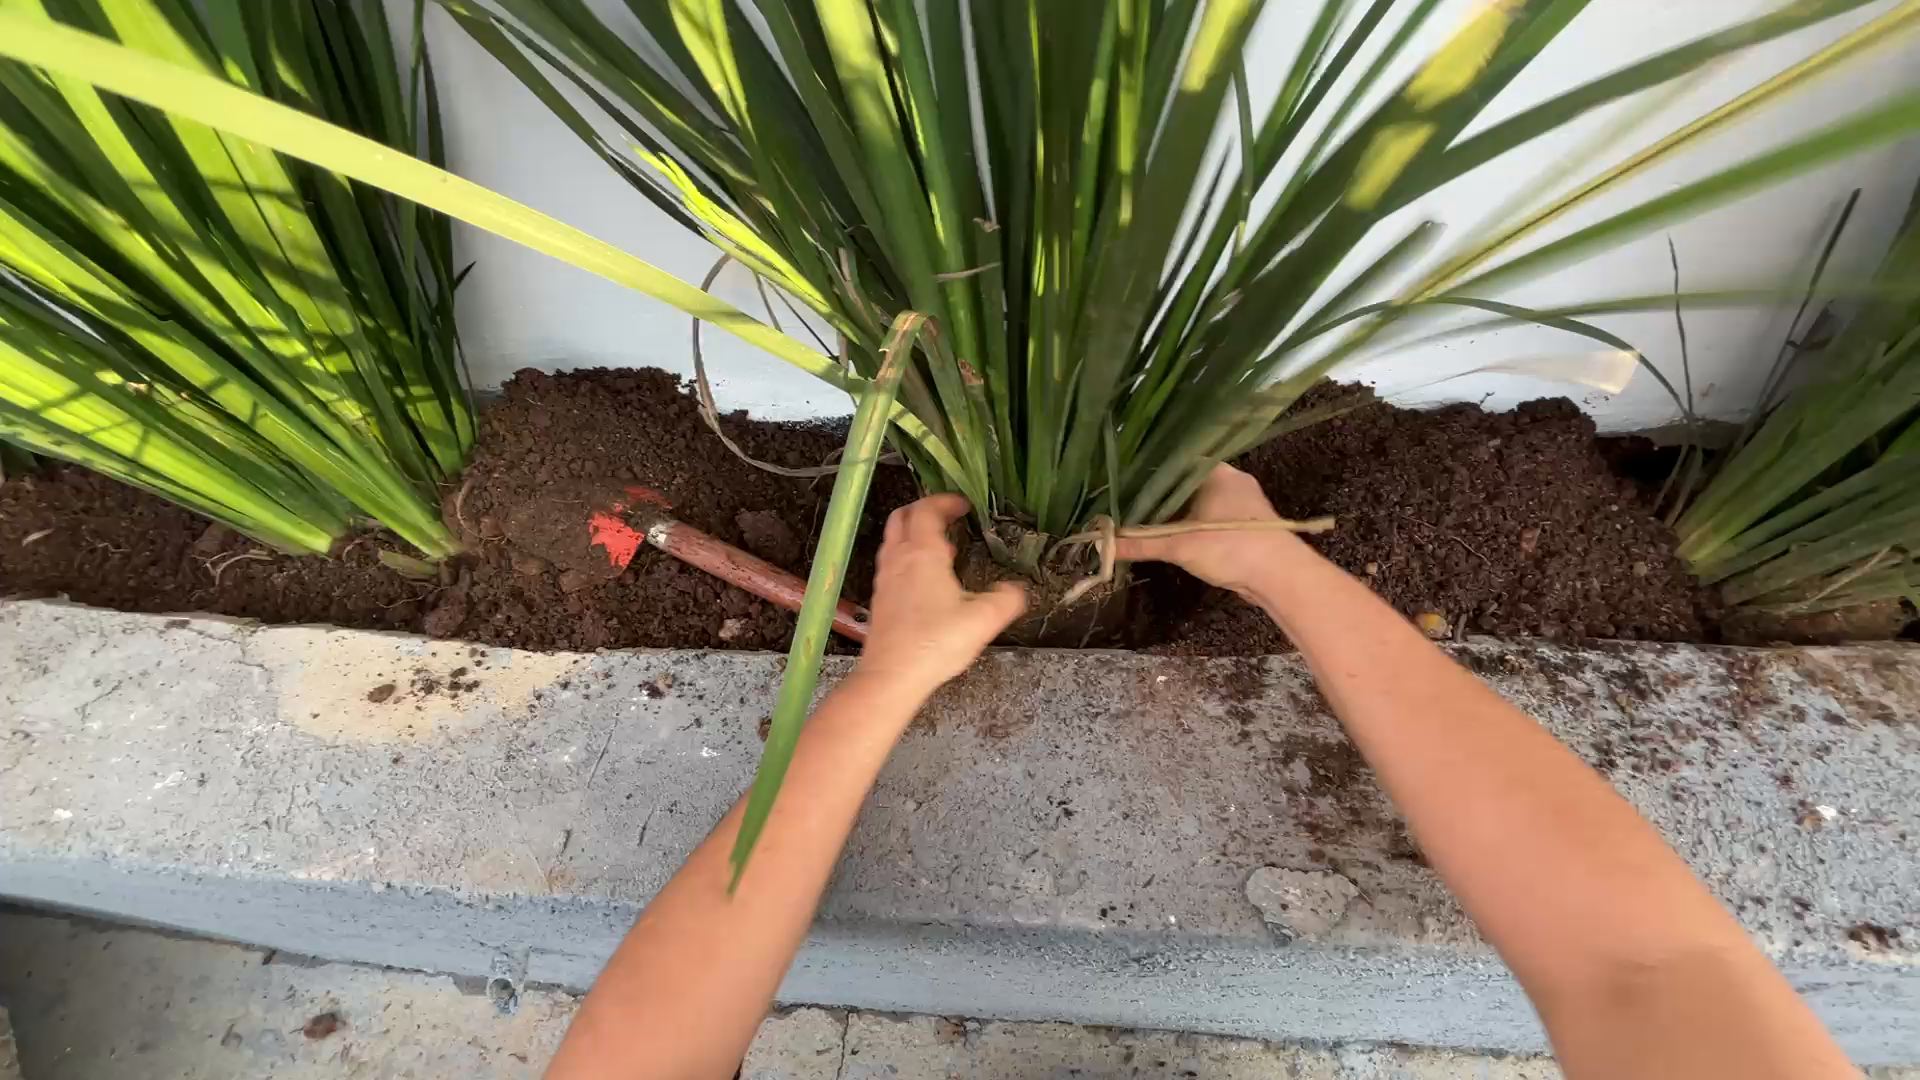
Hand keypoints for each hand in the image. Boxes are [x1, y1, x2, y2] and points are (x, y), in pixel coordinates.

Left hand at [855, 494, 1027, 698]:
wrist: (891, 676)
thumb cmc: (935, 643)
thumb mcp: (983, 620)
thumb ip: (1007, 600)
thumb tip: (1017, 590)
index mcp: (922, 553)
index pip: (927, 510)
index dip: (946, 501)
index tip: (964, 505)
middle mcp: (898, 558)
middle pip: (902, 517)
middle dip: (925, 510)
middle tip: (949, 517)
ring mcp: (885, 578)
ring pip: (893, 539)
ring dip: (914, 533)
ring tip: (941, 547)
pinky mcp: (880, 598)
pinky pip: (891, 562)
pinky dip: (907, 556)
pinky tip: (925, 579)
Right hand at [1115, 463, 1310, 595]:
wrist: (1280, 577)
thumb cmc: (1231, 547)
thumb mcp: (1178, 546)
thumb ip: (1138, 544)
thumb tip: (1099, 546)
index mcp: (1215, 472)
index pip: (1172, 463)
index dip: (1145, 474)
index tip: (1120, 483)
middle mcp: (1229, 480)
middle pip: (1183, 484)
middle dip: (1156, 497)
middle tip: (1124, 504)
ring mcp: (1240, 502)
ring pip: (1197, 502)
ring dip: (1173, 513)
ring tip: (1140, 519)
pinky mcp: (1244, 525)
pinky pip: (1208, 517)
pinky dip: (1189, 525)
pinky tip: (1169, 535)